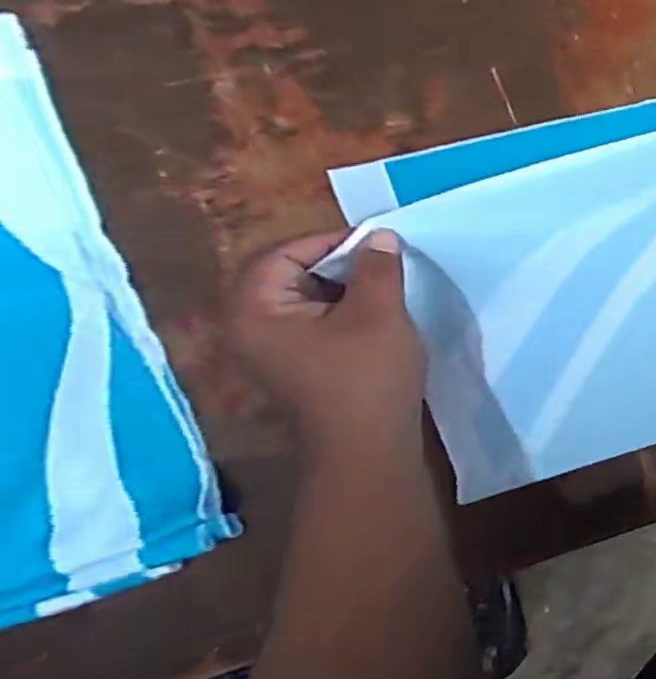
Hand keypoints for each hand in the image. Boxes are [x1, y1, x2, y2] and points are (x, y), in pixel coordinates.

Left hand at [229, 229, 425, 457]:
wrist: (367, 441)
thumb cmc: (367, 374)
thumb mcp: (380, 313)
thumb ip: (378, 269)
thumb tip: (380, 237)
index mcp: (253, 313)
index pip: (278, 256)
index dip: (326, 241)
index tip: (376, 241)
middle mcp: (247, 329)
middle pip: (284, 276)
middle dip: (335, 263)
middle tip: (382, 261)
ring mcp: (268, 350)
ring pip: (301, 299)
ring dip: (341, 287)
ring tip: (384, 286)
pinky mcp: (294, 364)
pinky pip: (309, 321)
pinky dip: (340, 309)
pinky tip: (375, 315)